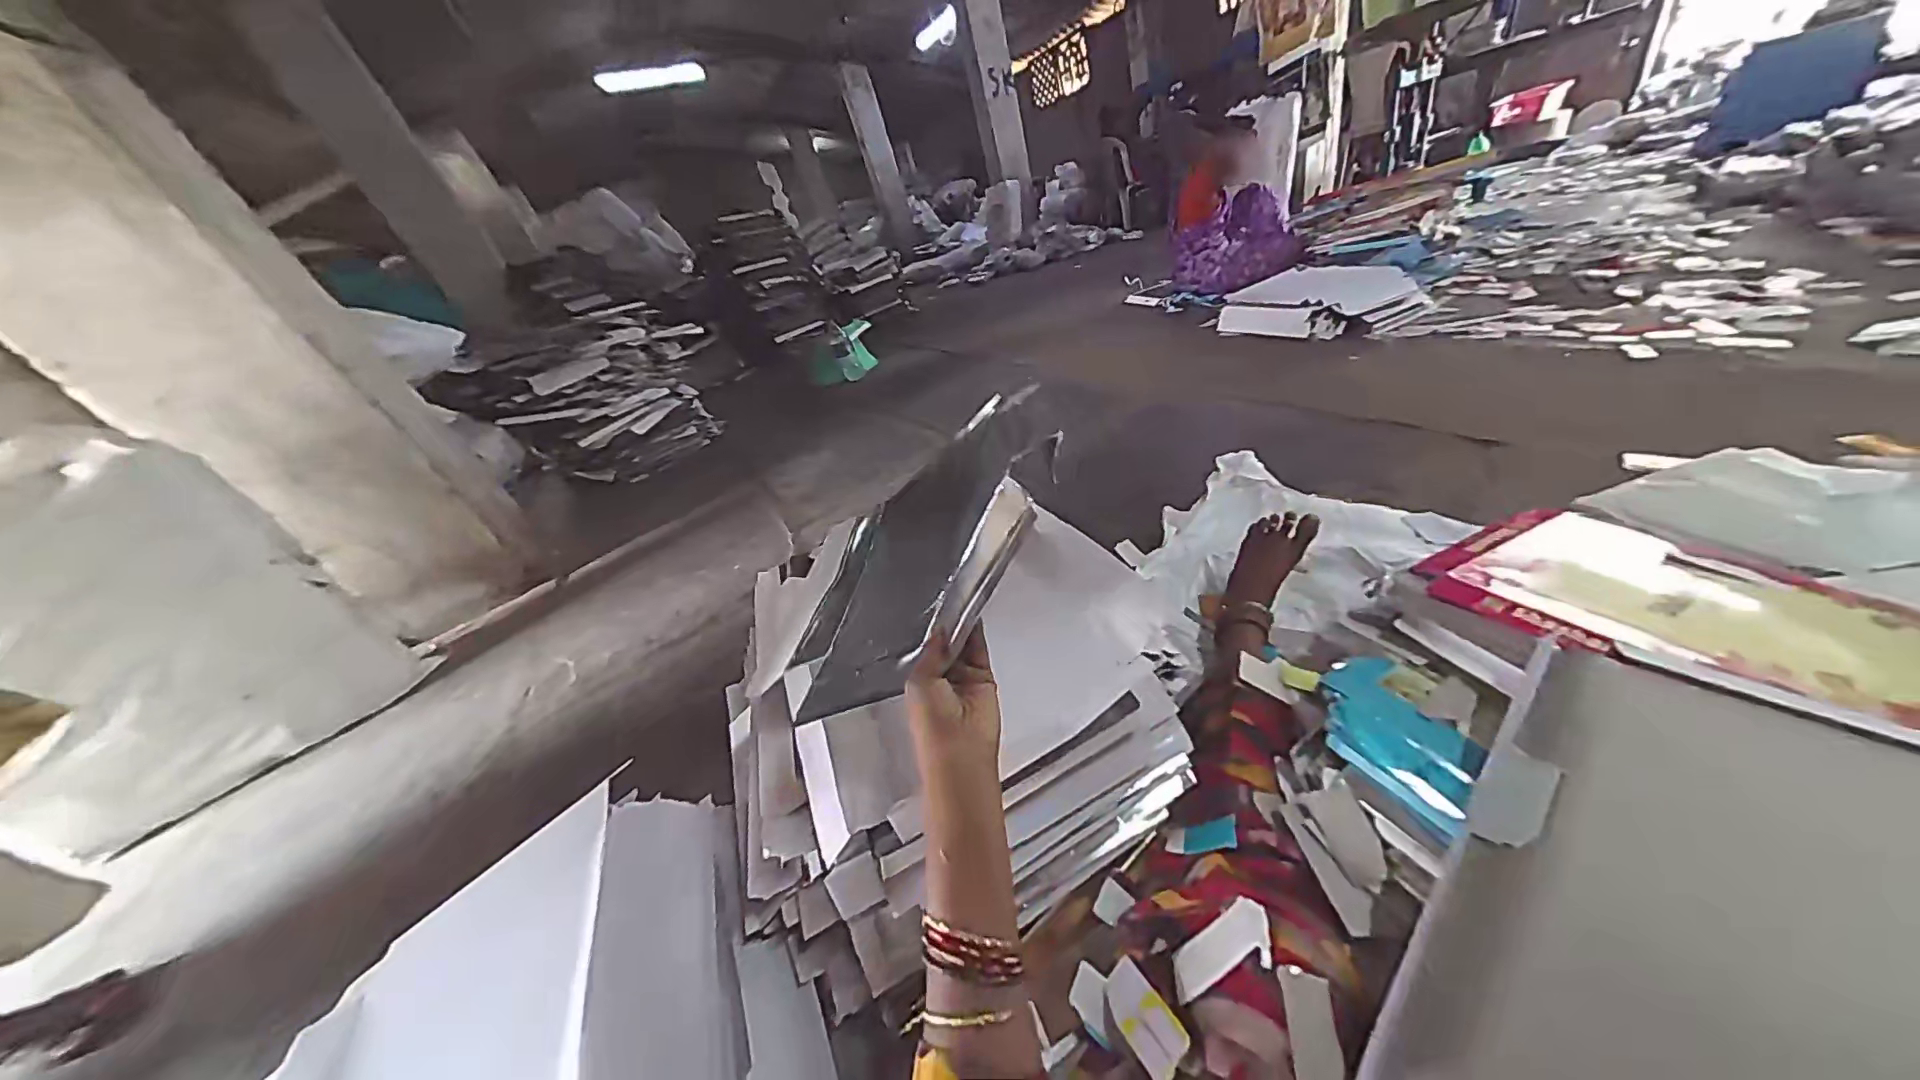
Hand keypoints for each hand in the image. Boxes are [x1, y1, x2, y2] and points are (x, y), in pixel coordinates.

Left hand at [906, 626, 1000, 777]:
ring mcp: (964, 681)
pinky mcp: (983, 680)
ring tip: (960, 611)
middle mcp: (943, 682)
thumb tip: (939, 633)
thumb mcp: (920, 680)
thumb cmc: (932, 727)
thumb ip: (932, 653)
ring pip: (964, 647)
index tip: (936, 618)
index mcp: (921, 684)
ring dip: (963, 630)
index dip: (933, 636)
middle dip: (948, 632)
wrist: (960, 749)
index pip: (928, 653)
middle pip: (948, 647)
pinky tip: (972, 620)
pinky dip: (977, 636)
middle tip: (948, 612)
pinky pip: (980, 652)